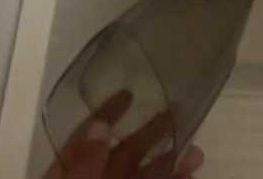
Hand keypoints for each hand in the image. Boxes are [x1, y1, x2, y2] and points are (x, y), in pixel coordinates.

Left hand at [44, 92, 203, 178]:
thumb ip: (83, 165)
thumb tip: (100, 127)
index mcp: (66, 175)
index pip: (84, 137)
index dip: (105, 113)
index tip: (130, 92)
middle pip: (121, 156)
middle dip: (150, 136)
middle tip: (177, 113)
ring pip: (142, 176)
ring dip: (169, 162)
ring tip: (196, 151)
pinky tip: (191, 174)